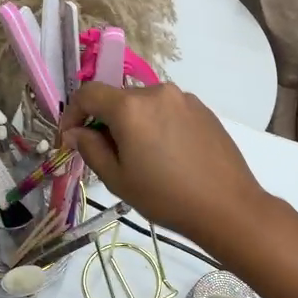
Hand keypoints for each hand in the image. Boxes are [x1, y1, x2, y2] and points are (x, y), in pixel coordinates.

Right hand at [58, 82, 271, 243]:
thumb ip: (91, 149)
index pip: (88, 94)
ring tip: (141, 157)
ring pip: (144, 104)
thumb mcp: (118, 179)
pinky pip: (168, 110)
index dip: (72, 113)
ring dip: (133, 123)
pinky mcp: (203, 109)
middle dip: (105, 121)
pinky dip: (157, 125)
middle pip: (118, 98)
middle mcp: (157, 92)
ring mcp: (184, 98)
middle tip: (105, 154)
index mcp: (130, 107)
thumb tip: (77, 132)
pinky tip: (167, 155)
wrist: (227, 206)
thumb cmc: (165, 197)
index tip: (70, 138)